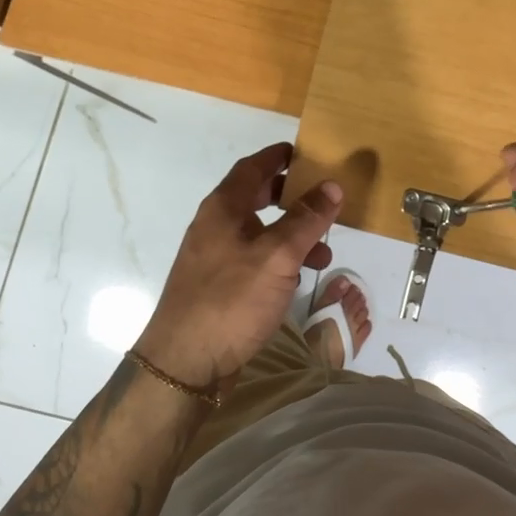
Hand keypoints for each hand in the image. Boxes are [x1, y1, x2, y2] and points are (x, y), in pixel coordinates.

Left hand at [134, 142, 341, 390]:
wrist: (184, 363)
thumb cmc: (231, 299)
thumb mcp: (277, 256)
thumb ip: (306, 219)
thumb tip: (331, 185)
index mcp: (223, 207)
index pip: (252, 167)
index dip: (277, 157)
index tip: (304, 153)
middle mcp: (214, 225)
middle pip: (254, 197)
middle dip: (289, 197)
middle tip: (320, 199)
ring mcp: (212, 257)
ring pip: (258, 232)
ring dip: (290, 235)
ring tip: (323, 253)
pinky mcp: (216, 286)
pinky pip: (252, 259)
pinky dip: (277, 260)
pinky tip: (297, 280)